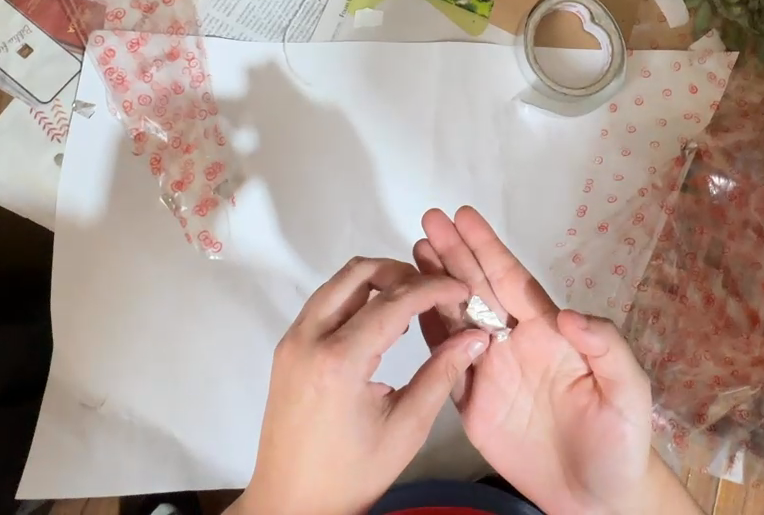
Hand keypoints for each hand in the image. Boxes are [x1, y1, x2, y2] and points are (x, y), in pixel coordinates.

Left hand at [231, 256, 490, 514]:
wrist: (291, 505)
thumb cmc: (350, 475)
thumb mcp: (406, 429)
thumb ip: (442, 374)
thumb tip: (476, 336)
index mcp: (340, 360)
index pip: (394, 300)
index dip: (434, 288)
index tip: (461, 288)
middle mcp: (310, 338)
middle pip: (361, 272)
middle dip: (403, 272)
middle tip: (434, 291)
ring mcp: (293, 339)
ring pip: (340, 280)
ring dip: (379, 280)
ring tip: (411, 305)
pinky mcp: (287, 346)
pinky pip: (325, 300)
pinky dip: (356, 296)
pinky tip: (380, 323)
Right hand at [414, 207, 698, 514]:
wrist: (597, 498)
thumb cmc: (620, 439)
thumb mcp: (628, 389)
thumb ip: (606, 346)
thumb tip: (568, 315)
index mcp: (548, 330)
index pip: (511, 279)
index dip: (487, 247)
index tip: (464, 216)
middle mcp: (515, 340)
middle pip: (479, 287)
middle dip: (454, 252)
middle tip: (430, 218)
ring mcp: (491, 369)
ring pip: (457, 316)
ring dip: (436, 283)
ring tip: (415, 250)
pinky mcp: (474, 404)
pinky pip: (445, 361)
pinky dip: (428, 331)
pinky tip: (413, 306)